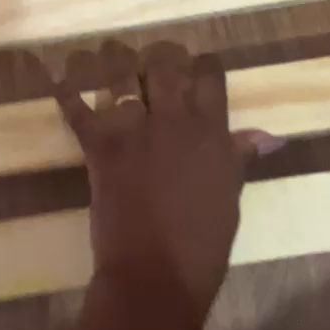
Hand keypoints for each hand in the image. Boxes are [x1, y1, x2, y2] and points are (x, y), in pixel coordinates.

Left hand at [47, 41, 280, 312]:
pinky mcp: (99, 146)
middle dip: (159, 56)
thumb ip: (239, 156)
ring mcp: (133, 130)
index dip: (204, 64)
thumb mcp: (229, 195)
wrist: (156, 274)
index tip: (199, 62)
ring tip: (108, 55)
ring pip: (122, 77)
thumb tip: (270, 135)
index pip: (210, 77)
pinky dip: (67, 95)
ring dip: (114, 63)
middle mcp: (172, 120)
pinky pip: (78, 111)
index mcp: (210, 132)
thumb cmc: (203, 243)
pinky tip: (59, 80)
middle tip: (153, 60)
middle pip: (164, 66)